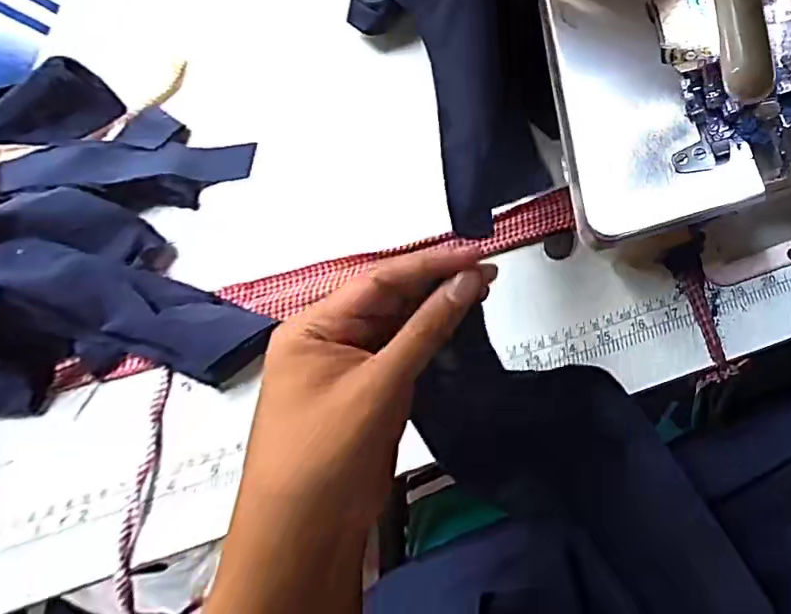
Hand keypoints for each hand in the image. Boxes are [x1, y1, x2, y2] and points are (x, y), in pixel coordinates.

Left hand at [209, 247, 495, 613]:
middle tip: (486, 269)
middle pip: (391, 295)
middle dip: (439, 281)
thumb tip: (468, 279)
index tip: (475, 254)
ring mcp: (350, 361)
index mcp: (313, 328)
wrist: (304, 537)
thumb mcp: (381, 383)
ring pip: (402, 318)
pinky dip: (435, 332)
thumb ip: (428, 326)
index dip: (431, 262)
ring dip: (440, 305)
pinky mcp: (370, 384)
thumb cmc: (324, 457)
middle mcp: (329, 337)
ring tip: (483, 288)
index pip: (380, 278)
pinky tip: (462, 321)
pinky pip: (406, 344)